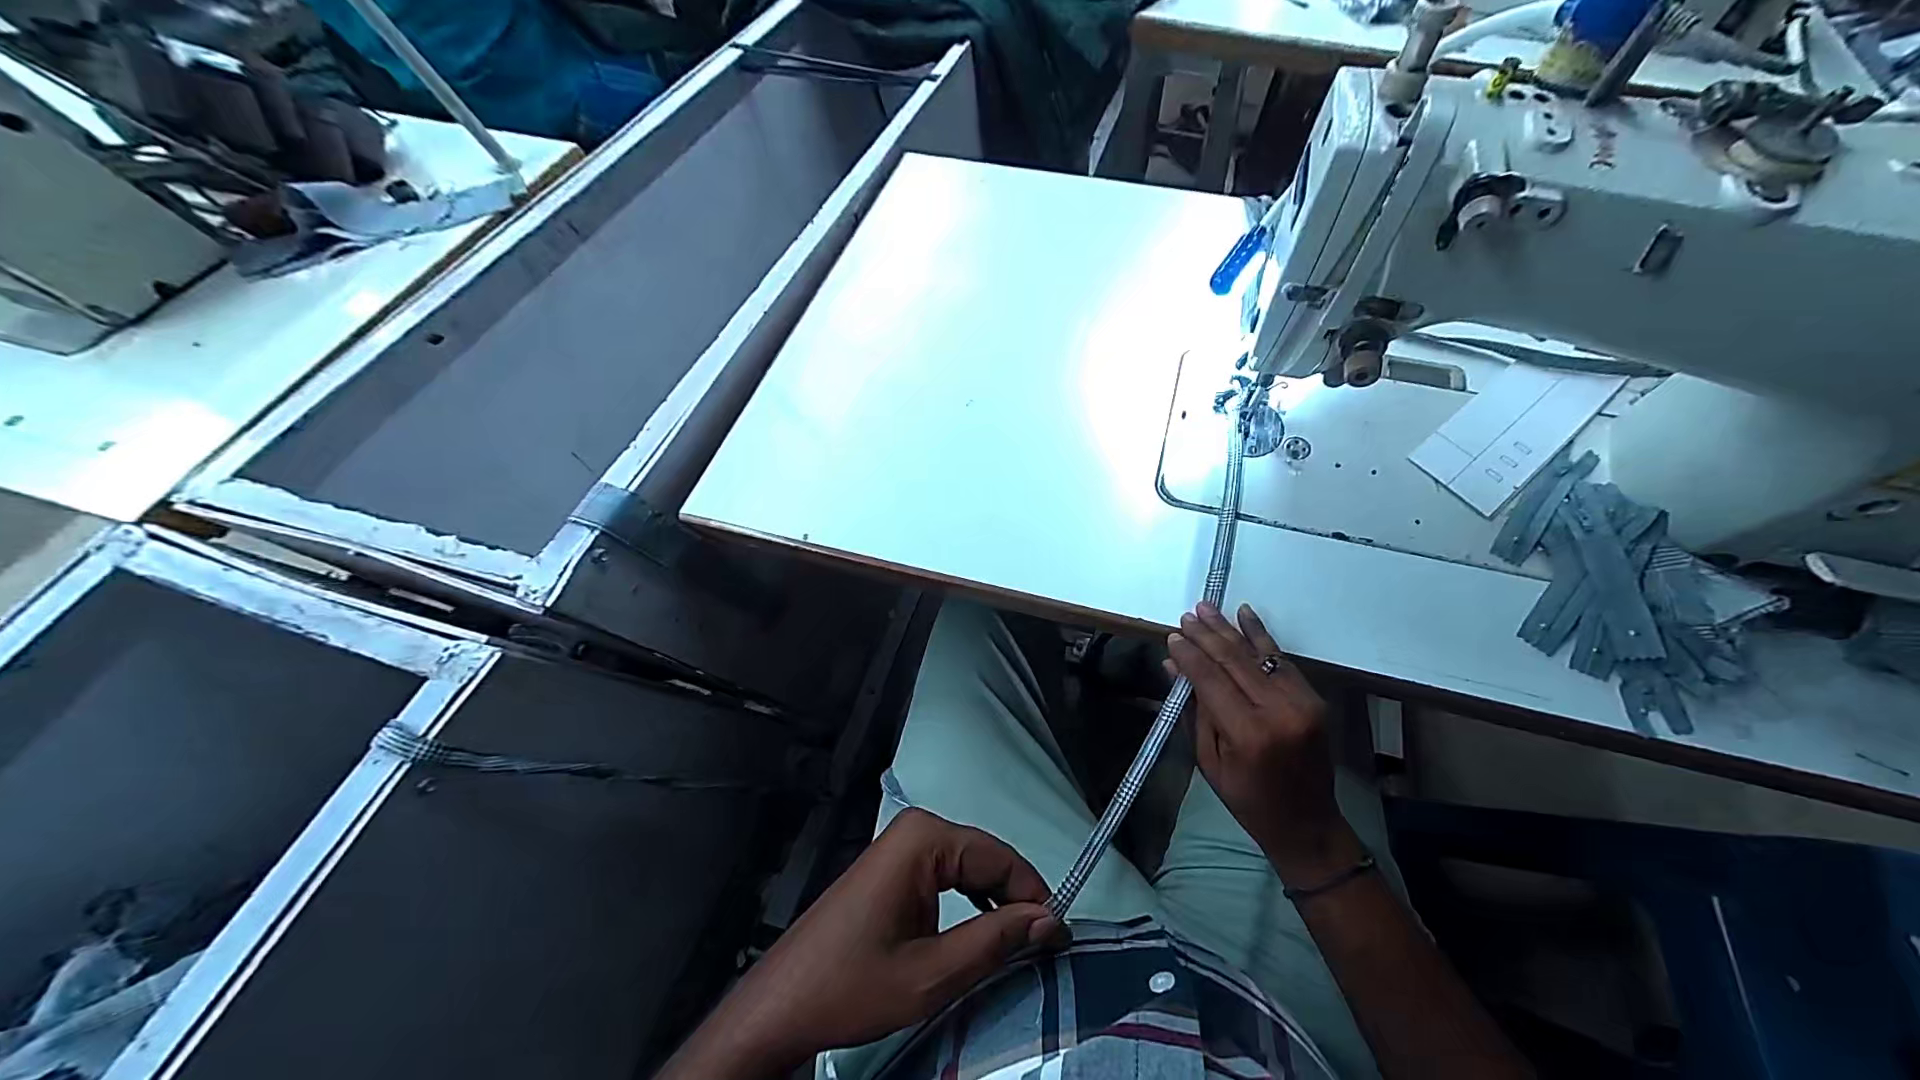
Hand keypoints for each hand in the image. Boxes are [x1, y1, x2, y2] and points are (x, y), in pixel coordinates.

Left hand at [661, 808, 1063, 1078]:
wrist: (783, 1002)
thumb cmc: (851, 986)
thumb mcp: (932, 974)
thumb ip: (995, 941)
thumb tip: (1049, 919)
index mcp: (924, 839)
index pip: (1000, 858)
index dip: (1035, 897)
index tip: (1060, 939)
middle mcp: (915, 829)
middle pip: (986, 858)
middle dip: (1016, 900)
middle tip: (1042, 949)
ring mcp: (902, 845)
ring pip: (971, 867)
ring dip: (997, 903)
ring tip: (1018, 946)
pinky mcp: (895, 865)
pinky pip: (949, 874)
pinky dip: (972, 901)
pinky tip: (983, 932)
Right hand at [1166, 602, 1361, 884]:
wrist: (1308, 823)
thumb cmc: (1248, 799)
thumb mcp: (1209, 760)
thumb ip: (1194, 710)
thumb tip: (1173, 666)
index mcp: (1249, 734)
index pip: (1211, 680)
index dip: (1189, 655)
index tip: (1172, 636)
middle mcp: (1280, 712)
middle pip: (1235, 662)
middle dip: (1207, 636)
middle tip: (1187, 616)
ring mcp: (1303, 703)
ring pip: (1259, 655)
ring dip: (1230, 629)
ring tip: (1207, 608)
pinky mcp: (1314, 699)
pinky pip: (1281, 661)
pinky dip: (1261, 637)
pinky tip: (1245, 616)